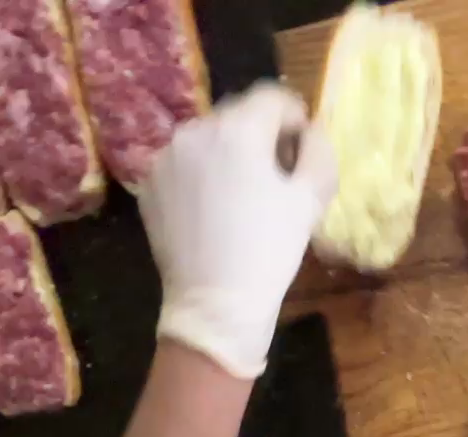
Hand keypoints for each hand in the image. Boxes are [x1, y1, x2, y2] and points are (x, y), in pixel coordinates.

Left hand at [138, 82, 337, 379]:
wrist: (215, 307)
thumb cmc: (269, 256)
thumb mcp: (310, 203)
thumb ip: (318, 154)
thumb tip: (309, 133)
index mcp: (239, 130)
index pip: (273, 97)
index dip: (294, 119)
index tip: (301, 148)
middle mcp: (195, 131)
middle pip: (237, 118)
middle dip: (259, 139)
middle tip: (273, 181)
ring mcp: (166, 158)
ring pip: (206, 142)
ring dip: (226, 158)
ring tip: (239, 201)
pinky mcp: (149, 186)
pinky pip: (182, 168)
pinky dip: (199, 179)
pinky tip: (211, 216)